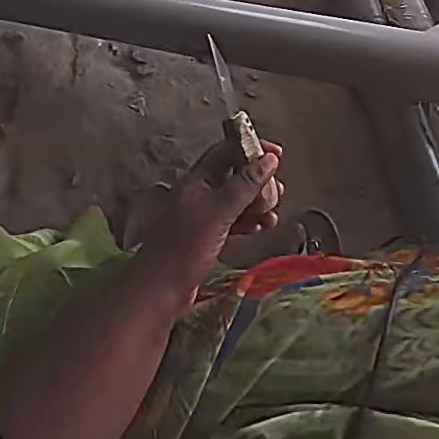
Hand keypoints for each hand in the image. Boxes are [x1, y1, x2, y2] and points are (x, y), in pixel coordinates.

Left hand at [135, 139, 282, 293]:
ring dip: (256, 203)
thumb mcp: (220, 211)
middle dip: (257, 180)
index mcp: (197, 179)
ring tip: (272, 212)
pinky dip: (247, 221)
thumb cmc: (187, 246)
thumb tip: (269, 159)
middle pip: (233, 175)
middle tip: (277, 188)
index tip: (275, 153)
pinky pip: (231, 220)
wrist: (161, 290)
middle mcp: (198, 192)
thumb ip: (245, 184)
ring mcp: (202, 215)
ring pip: (234, 200)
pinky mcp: (205, 236)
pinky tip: (260, 227)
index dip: (251, 148)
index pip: (226, 150)